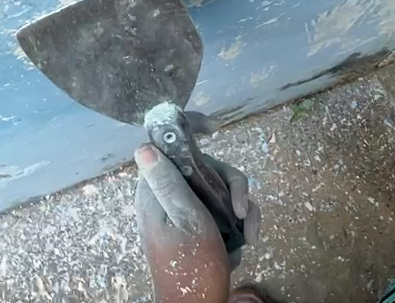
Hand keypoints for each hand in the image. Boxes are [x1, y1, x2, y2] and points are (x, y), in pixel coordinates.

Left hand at [133, 140, 254, 302]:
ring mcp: (184, 210)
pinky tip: (249, 240)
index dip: (188, 128)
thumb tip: (144, 146)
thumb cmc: (192, 268)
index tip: (215, 128)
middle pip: (202, 164)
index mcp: (155, 191)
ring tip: (250, 234)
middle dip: (230, 183)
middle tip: (241, 208)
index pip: (165, 143)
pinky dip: (238, 221)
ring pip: (217, 186)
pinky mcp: (199, 224)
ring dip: (240, 206)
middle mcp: (167, 195)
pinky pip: (221, 208)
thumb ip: (170, 182)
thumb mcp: (187, 220)